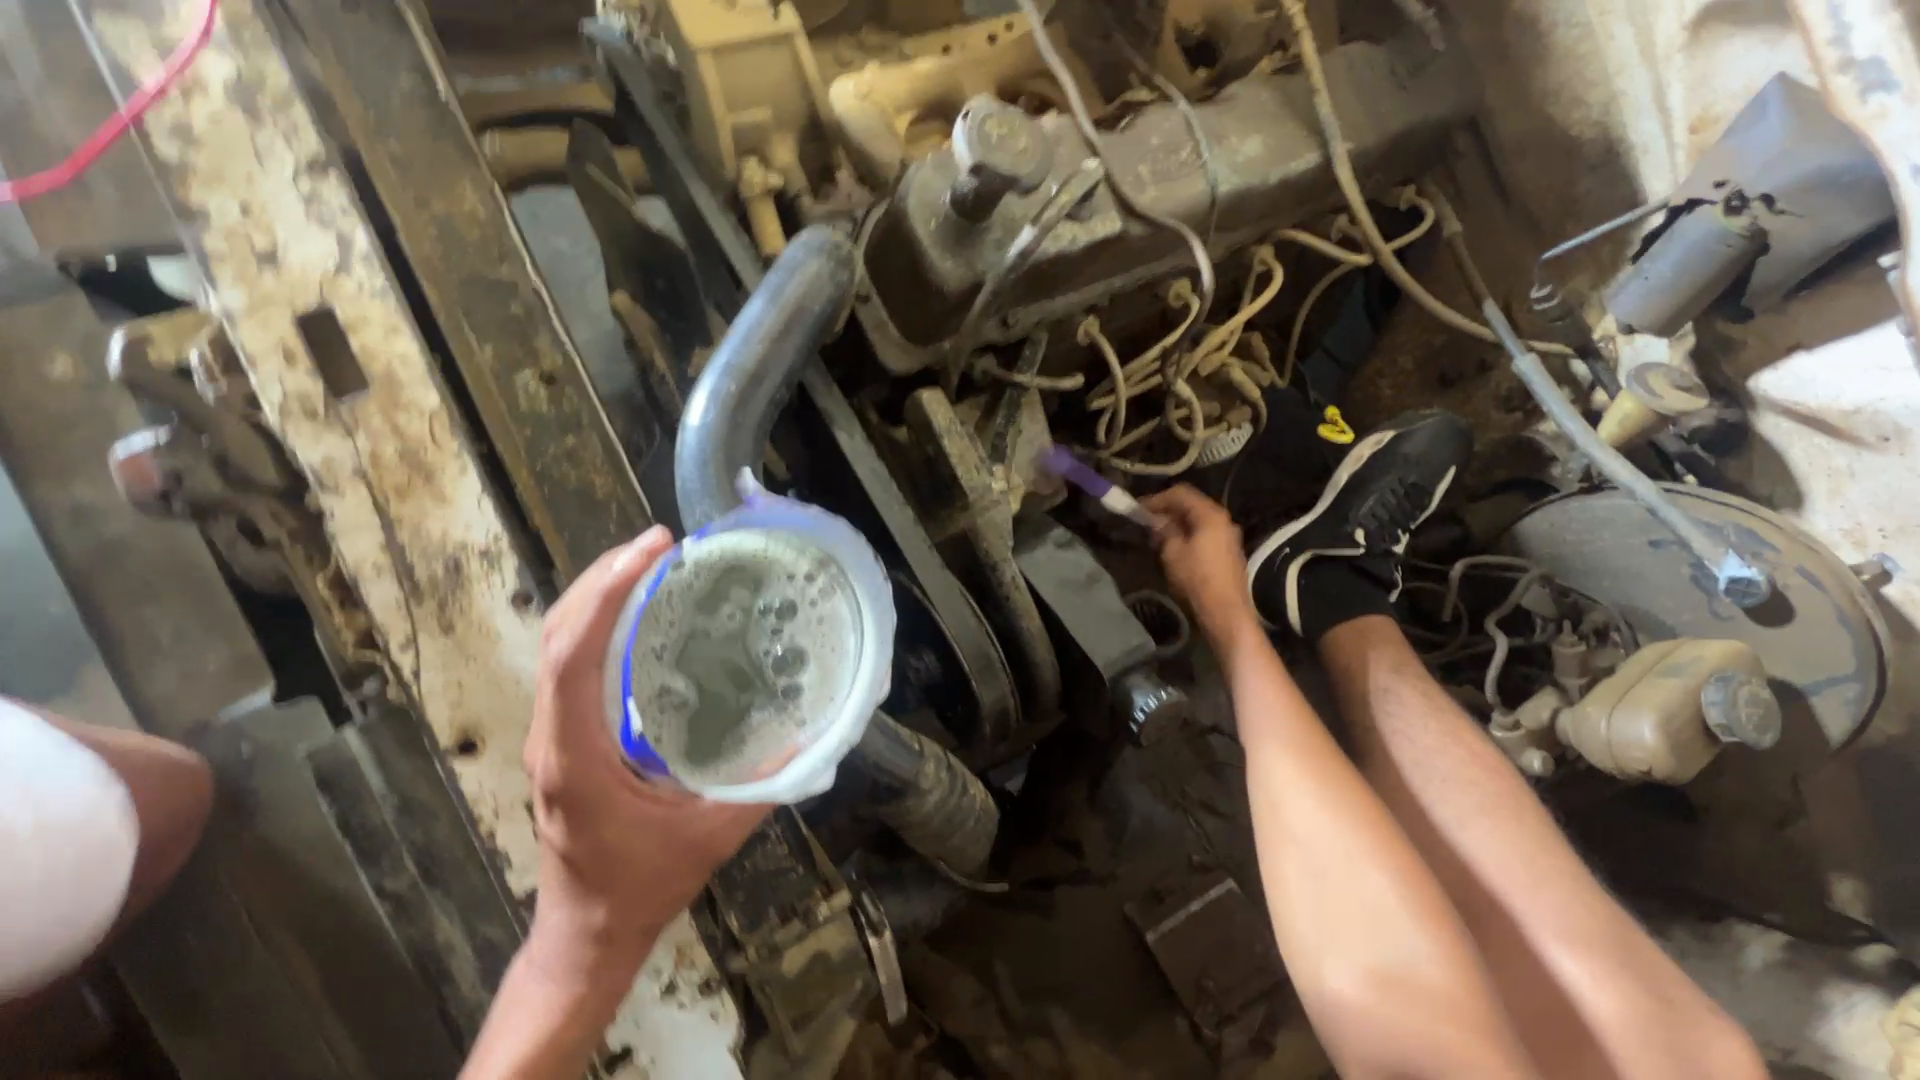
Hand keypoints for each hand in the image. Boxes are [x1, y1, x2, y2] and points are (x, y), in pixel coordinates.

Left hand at [523, 526, 768, 979]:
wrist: (587, 933)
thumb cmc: (641, 887)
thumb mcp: (711, 838)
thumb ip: (761, 787)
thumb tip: (812, 736)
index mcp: (577, 756)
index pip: (574, 656)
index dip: (608, 594)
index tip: (653, 551)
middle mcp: (553, 736)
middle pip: (558, 635)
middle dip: (603, 578)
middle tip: (659, 543)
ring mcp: (553, 736)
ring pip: (557, 645)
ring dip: (598, 595)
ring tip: (651, 563)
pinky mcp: (564, 739)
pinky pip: (572, 665)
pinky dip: (600, 624)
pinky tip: (641, 615)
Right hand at [1143, 485, 1259, 647]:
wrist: (1226, 611)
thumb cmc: (1197, 578)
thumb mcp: (1173, 552)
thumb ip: (1164, 530)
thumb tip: (1156, 520)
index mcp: (1210, 514)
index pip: (1181, 493)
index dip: (1157, 498)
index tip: (1138, 509)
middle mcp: (1223, 520)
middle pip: (1191, 505)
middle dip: (1167, 511)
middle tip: (1145, 522)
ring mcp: (1228, 535)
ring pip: (1198, 520)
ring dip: (1176, 524)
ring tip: (1156, 536)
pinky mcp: (1228, 551)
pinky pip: (1204, 533)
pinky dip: (1187, 534)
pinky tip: (1174, 547)